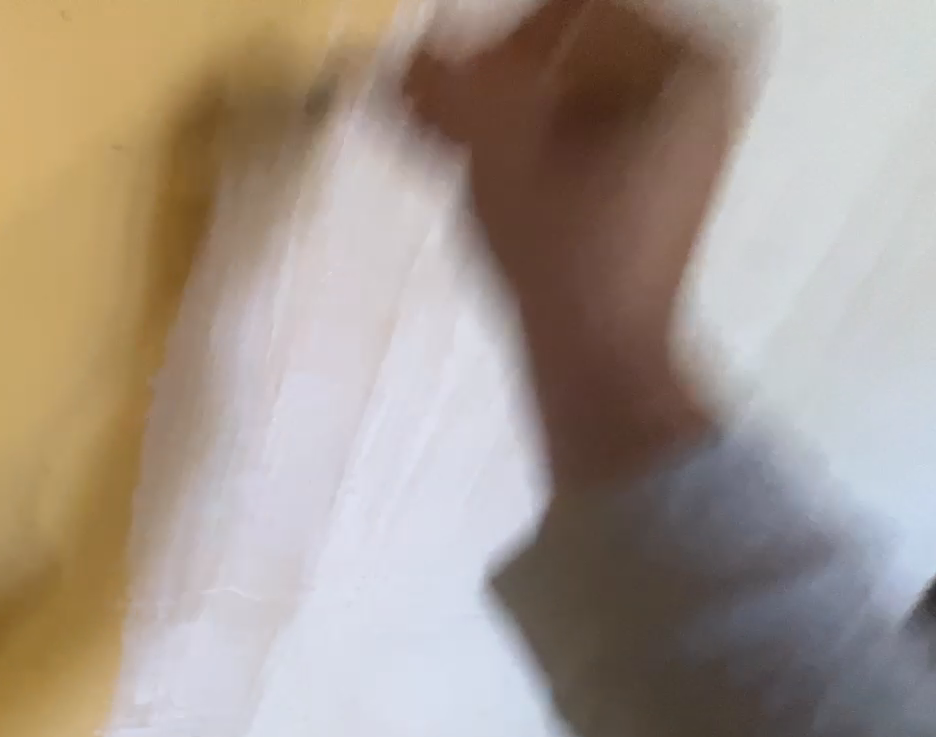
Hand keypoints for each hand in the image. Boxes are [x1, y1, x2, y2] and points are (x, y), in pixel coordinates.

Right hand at [403, 0, 741, 353]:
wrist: (595, 347)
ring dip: (480, 112)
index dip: (492, 45)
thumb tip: (407, 56)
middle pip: (561, 56)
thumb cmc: (559, 249)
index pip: (573, 12)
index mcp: (680, 62)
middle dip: (480, 80)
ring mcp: (661, 137)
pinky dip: (501, 144)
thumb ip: (456, 95)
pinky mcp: (626, 181)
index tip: (435, 86)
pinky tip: (447, 154)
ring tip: (419, 132)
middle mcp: (685, 86)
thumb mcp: (501, 160)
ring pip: (551, 101)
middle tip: (418, 109)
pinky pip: (556, 141)